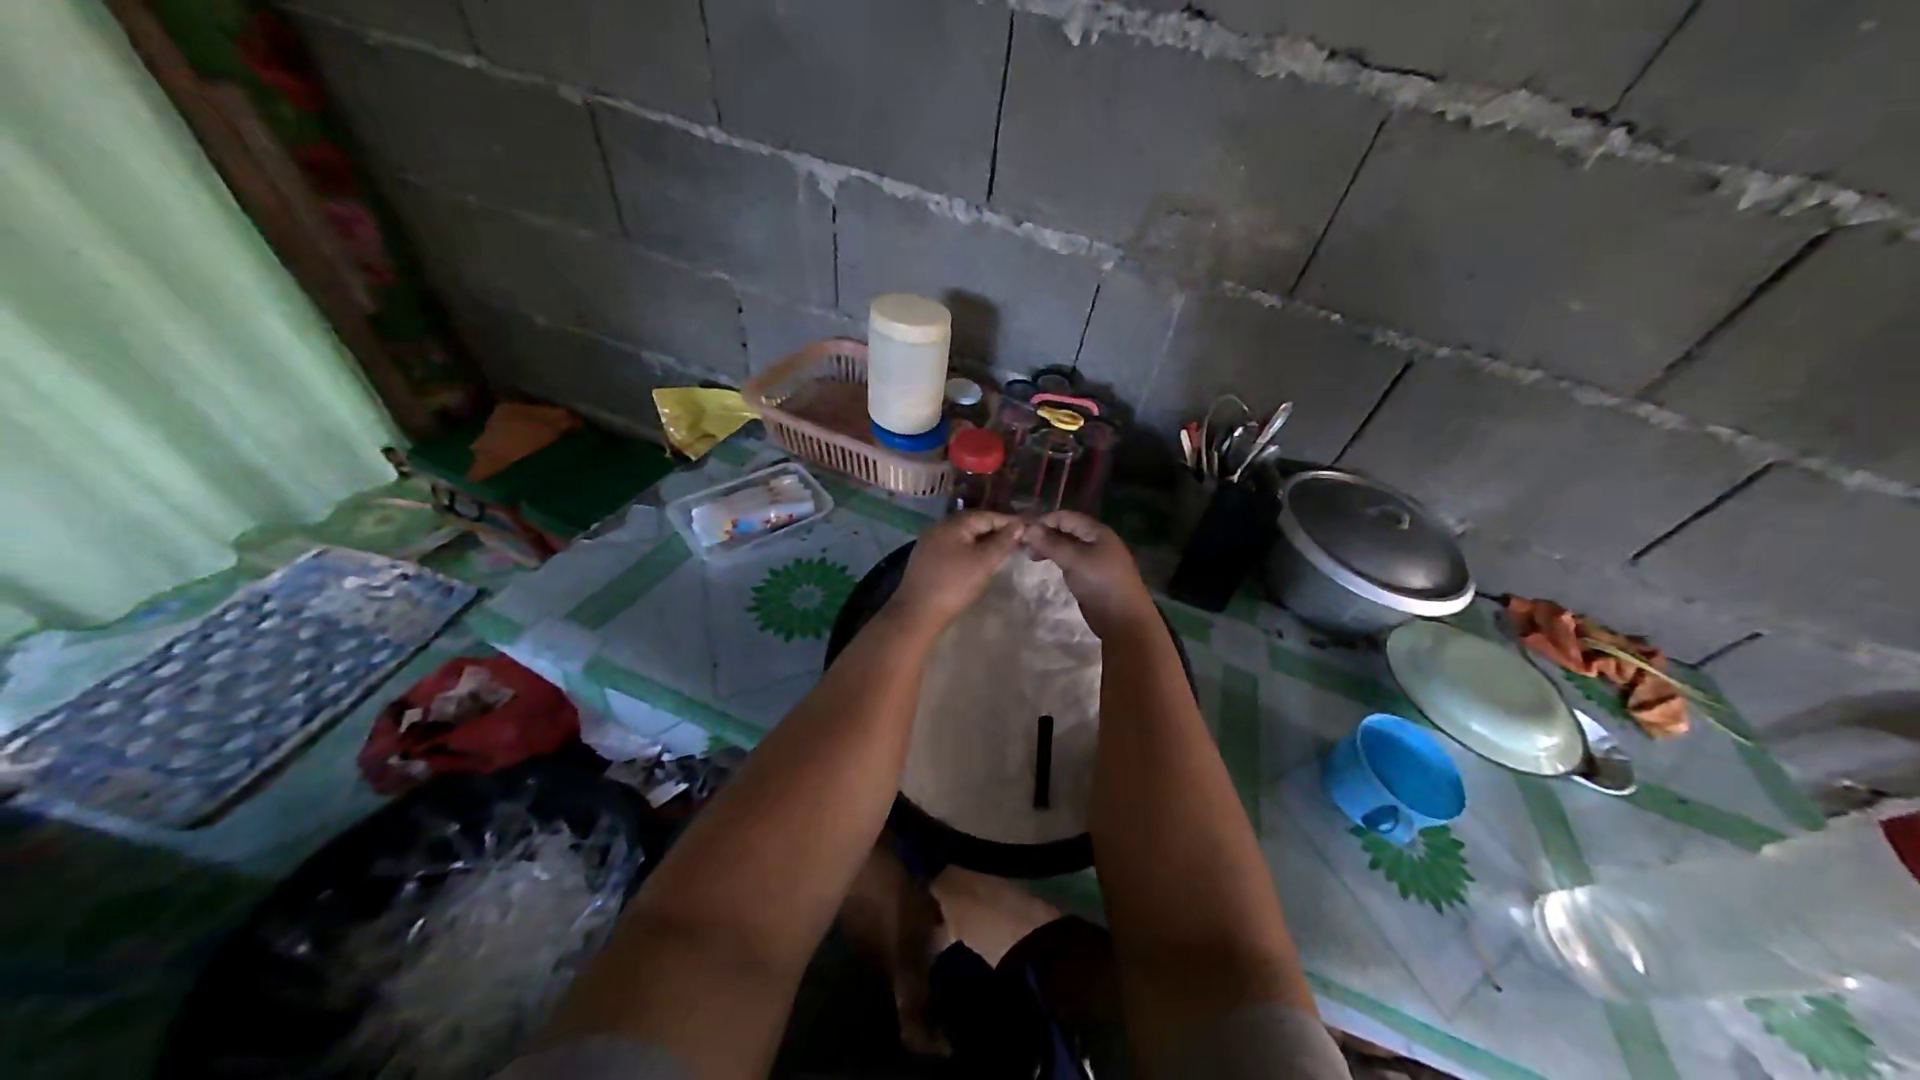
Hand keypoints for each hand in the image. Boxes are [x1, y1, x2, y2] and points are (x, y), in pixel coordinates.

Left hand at [886, 511, 1024, 629]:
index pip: (986, 515)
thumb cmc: (954, 584)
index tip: (1028, 529)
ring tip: (1003, 551)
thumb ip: (1003, 542)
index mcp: (953, 523)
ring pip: (964, 537)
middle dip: (996, 531)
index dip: (1008, 522)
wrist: (918, 612)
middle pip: (974, 524)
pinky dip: (970, 551)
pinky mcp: (927, 559)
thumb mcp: (984, 562)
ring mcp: (930, 543)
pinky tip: (979, 561)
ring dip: (983, 542)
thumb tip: (1019, 525)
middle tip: (1018, 540)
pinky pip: (954, 548)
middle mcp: (939, 527)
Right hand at [1021, 511, 1156, 637]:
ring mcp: (1095, 558)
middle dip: (1044, 534)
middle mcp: (1096, 541)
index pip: (1065, 517)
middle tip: (1022, 545)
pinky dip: (1056, 559)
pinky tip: (1046, 565)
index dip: (1043, 520)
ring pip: (1067, 546)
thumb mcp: (1074, 560)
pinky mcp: (1091, 575)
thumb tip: (1028, 528)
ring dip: (1049, 547)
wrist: (1123, 619)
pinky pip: (1071, 560)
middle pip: (1066, 530)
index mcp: (1097, 531)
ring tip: (1030, 556)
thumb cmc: (1100, 583)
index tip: (1021, 531)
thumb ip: (1051, 543)